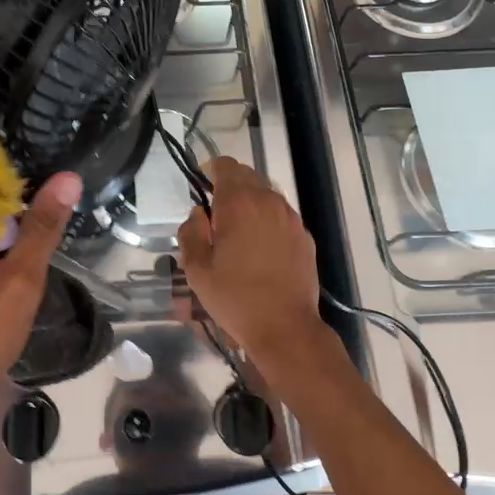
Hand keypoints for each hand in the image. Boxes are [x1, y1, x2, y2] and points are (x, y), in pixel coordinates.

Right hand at [178, 157, 323, 361]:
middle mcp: (267, 201)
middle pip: (246, 176)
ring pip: (266, 194)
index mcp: (238, 203)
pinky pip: (281, 215)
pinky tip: (261, 247)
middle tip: (217, 214)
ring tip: (239, 232)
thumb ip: (191, 232)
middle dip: (230, 186)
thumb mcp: (196, 269)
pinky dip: (268, 220)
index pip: (225, 166)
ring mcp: (290, 217)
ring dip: (250, 202)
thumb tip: (199, 214)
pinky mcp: (304, 235)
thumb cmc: (235, 298)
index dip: (211, 171)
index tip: (202, 188)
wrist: (285, 328)